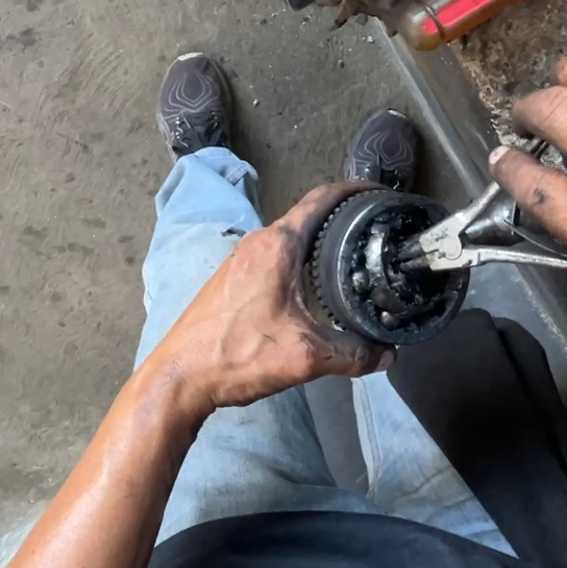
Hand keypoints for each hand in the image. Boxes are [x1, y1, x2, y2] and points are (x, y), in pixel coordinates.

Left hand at [146, 182, 393, 414]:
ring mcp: (240, 260)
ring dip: (321, 245)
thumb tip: (387, 354)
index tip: (379, 193)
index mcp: (277, 245)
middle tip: (375, 234)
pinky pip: (276, 258)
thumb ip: (352, 353)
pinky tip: (315, 289)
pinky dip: (301, 262)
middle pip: (309, 219)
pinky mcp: (232, 280)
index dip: (354, 190)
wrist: (178, 377)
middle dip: (343, 221)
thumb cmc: (237, 355)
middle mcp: (258, 242)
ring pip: (292, 241)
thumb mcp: (305, 356)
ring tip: (353, 262)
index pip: (322, 199)